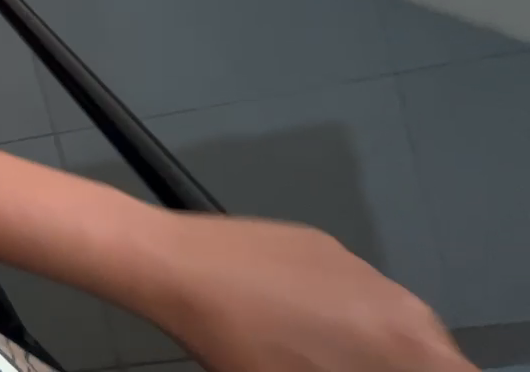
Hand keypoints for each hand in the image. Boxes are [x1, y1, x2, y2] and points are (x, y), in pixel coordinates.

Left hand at [135, 213, 473, 371]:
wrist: (169, 263)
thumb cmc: (234, 341)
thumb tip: (357, 368)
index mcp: (412, 348)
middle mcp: (397, 299)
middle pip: (427, 353)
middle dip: (393, 367)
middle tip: (338, 369)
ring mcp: (352, 262)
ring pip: (384, 316)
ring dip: (365, 336)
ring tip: (306, 345)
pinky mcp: (314, 239)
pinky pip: (343, 283)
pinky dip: (330, 301)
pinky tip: (281, 306)